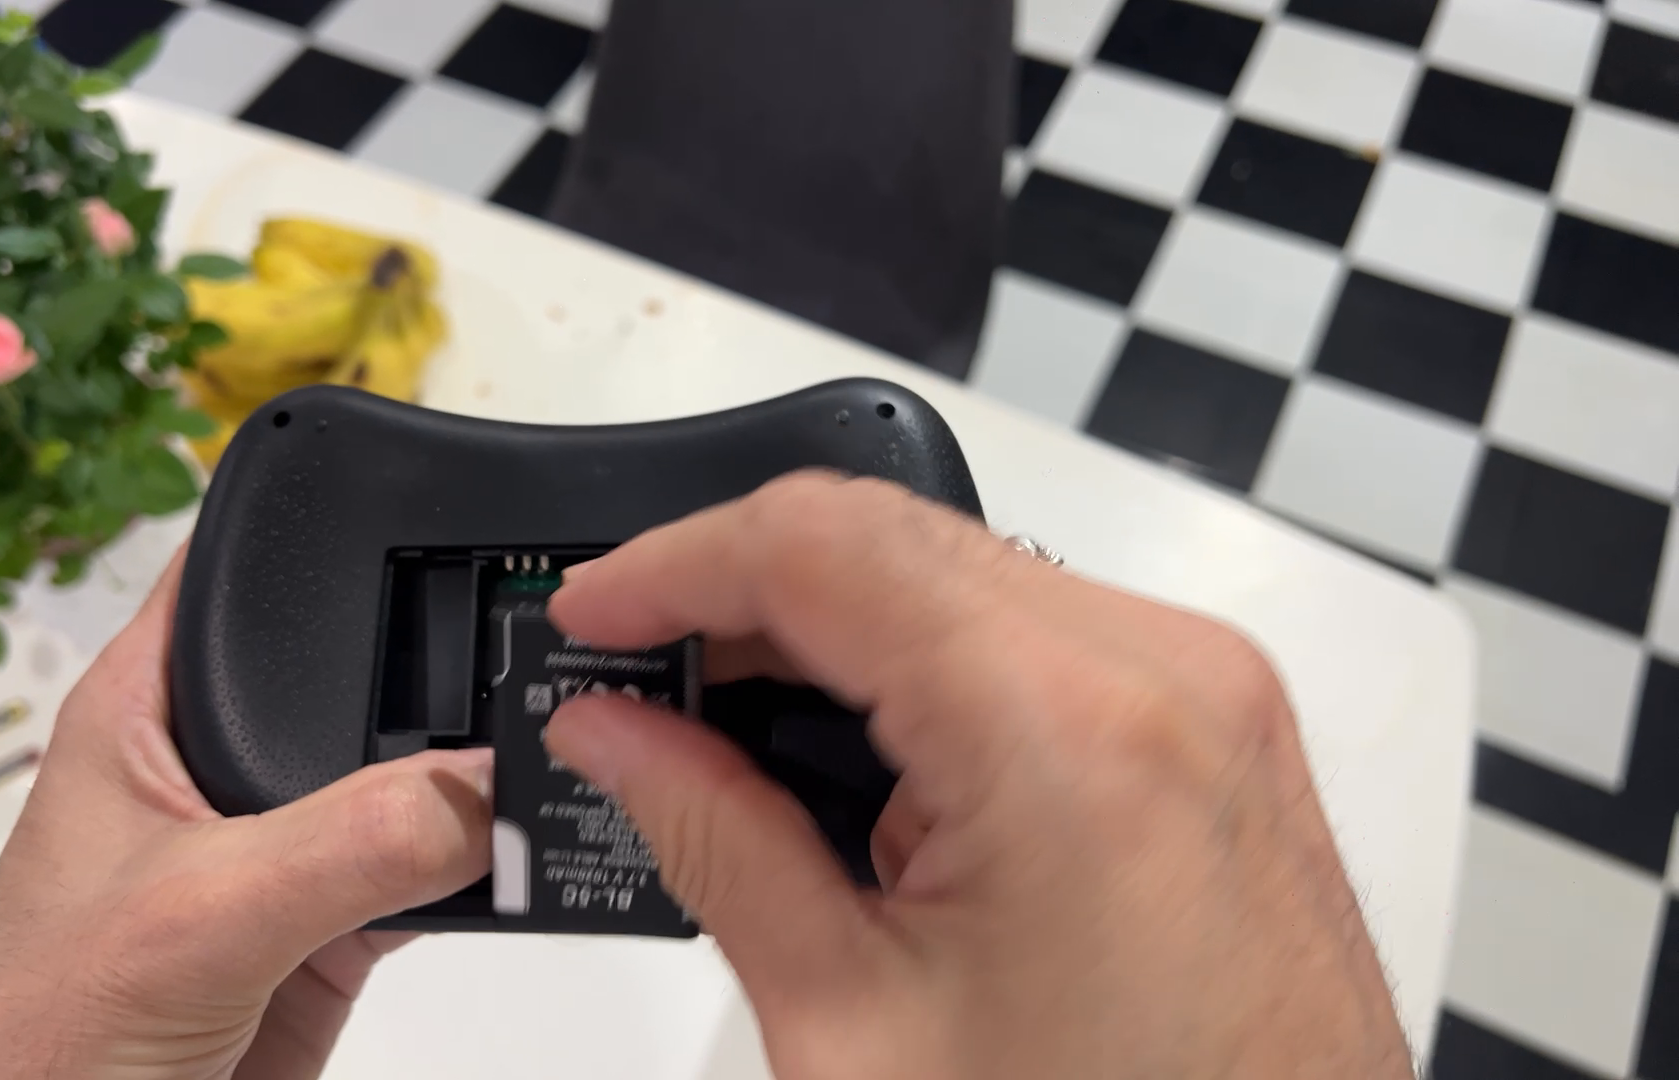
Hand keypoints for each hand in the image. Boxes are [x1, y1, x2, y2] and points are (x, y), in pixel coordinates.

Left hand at [0, 549, 491, 1078]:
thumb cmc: (40, 1057)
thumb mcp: (192, 920)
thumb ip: (345, 841)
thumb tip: (486, 788)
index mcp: (161, 702)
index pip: (254, 574)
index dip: (339, 535)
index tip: (449, 529)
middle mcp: (241, 751)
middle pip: (368, 664)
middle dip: (448, 658)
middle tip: (532, 656)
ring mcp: (305, 826)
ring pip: (420, 760)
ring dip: (478, 765)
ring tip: (544, 750)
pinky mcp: (356, 895)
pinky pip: (450, 844)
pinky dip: (494, 845)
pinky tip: (527, 836)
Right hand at [544, 473, 1413, 1078]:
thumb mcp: (849, 1025)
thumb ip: (710, 836)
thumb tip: (607, 731)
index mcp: (1062, 732)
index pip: (817, 550)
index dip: (676, 563)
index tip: (592, 608)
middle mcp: (1149, 668)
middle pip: (874, 534)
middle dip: (731, 579)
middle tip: (639, 659)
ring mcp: (1182, 678)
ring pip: (931, 560)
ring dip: (807, 608)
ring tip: (717, 694)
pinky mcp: (1181, 706)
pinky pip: (994, 611)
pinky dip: (887, 637)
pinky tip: (829, 711)